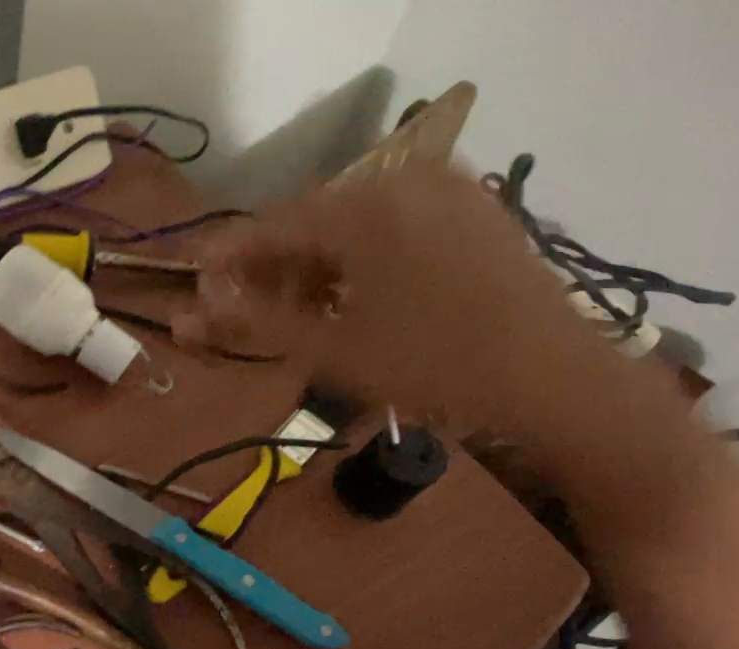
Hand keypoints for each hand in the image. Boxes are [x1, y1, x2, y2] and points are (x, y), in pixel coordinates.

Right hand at [172, 166, 609, 433]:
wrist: (554, 380)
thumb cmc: (431, 367)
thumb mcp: (328, 350)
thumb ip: (250, 326)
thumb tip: (183, 315)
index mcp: (365, 205)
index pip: (270, 227)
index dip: (226, 262)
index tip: (194, 290)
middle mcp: (405, 179)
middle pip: (312, 223)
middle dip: (276, 271)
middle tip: (255, 320)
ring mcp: (448, 191)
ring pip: (354, 226)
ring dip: (318, 270)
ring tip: (306, 322)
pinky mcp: (475, 212)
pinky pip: (396, 228)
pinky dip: (363, 262)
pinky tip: (358, 304)